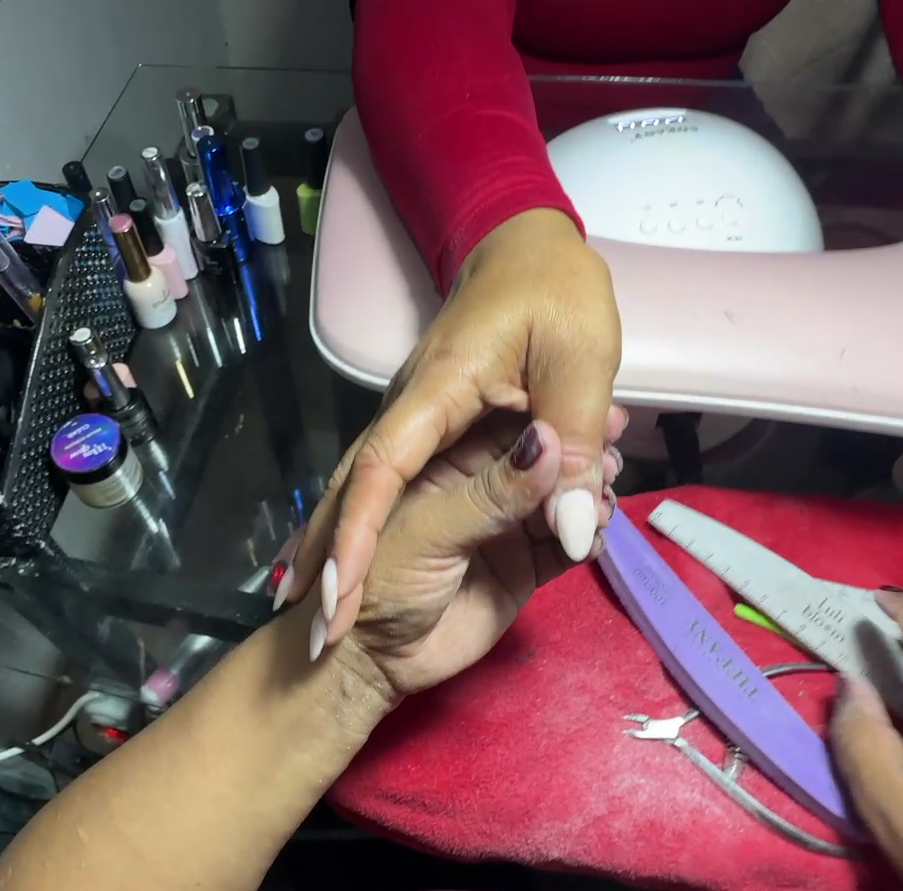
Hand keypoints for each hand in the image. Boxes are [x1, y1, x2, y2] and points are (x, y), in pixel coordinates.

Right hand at [286, 209, 624, 654]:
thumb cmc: (551, 292)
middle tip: (325, 631)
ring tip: (344, 613)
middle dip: (337, 569)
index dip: (350, 541)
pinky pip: (432, 497)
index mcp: (433, 396)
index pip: (378, 474)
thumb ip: (577, 447)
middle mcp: (412, 423)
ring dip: (362, 559)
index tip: (330, 606)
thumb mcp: (577, 364)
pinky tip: (430, 562)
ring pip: (380, 505)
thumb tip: (575, 532)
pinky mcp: (444, 448)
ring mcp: (423, 437)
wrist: (526, 247)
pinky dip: (415, 535)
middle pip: (358, 500)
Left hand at [323, 415, 576, 705]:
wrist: (380, 660)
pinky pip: (563, 545)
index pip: (503, 428)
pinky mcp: (524, 565)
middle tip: (612, 460)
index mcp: (444, 462)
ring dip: (585, 500)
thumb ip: (491, 493)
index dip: (549, 419)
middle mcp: (479, 485)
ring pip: (558, 501)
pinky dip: (583, 540)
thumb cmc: (385, 584)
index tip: (596, 413)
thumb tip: (551, 442)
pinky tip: (593, 541)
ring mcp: (505, 525)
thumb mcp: (432, 531)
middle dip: (578, 459)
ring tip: (604, 504)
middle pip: (541, 461)